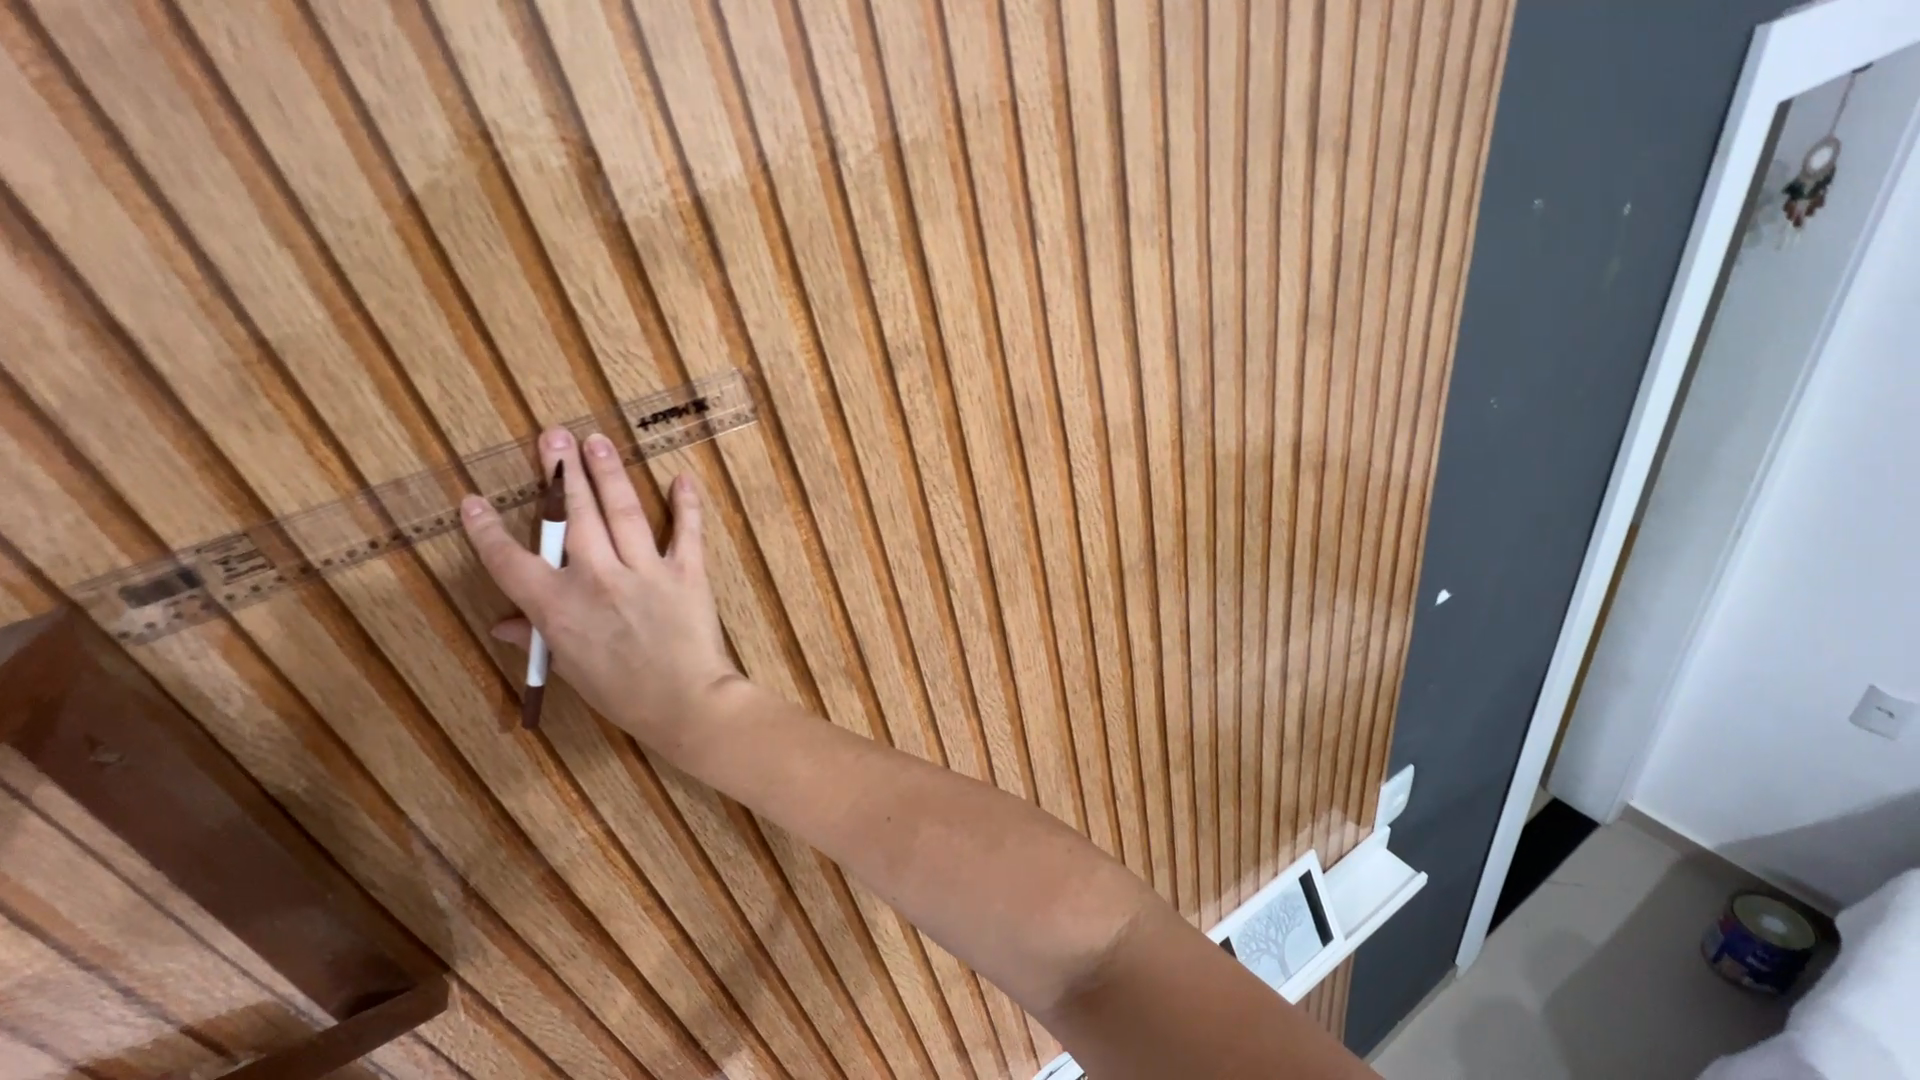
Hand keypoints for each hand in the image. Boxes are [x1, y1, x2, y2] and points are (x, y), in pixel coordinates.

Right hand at [460, 427, 740, 752]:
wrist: (684, 702)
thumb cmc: (621, 693)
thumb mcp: (569, 668)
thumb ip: (537, 637)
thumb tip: (503, 625)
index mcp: (558, 606)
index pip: (510, 561)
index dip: (487, 531)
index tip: (473, 501)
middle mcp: (596, 579)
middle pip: (571, 516)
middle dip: (559, 472)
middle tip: (554, 435)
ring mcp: (643, 571)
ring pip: (621, 511)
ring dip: (607, 473)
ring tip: (597, 442)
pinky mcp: (686, 572)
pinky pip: (686, 531)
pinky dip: (687, 505)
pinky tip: (682, 478)